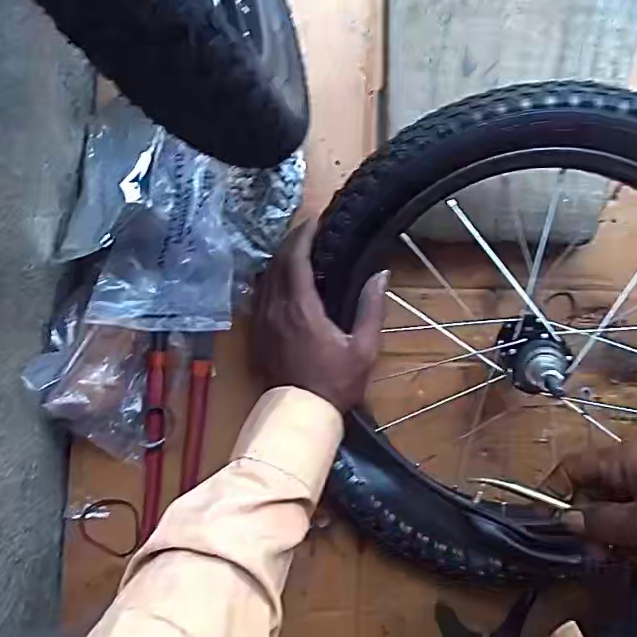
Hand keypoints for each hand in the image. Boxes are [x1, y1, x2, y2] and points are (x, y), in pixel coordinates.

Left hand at [252, 217, 388, 411]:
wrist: (299, 413)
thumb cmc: (335, 383)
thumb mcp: (363, 349)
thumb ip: (371, 309)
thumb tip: (381, 275)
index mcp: (301, 307)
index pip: (295, 259)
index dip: (303, 236)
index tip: (314, 223)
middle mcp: (275, 308)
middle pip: (276, 263)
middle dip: (290, 243)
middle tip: (308, 233)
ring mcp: (261, 321)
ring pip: (265, 278)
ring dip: (279, 260)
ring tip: (297, 252)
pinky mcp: (255, 333)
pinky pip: (259, 295)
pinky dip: (270, 280)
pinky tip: (281, 282)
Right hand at [548, 441, 636, 590]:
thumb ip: (601, 521)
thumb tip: (564, 519)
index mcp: (628, 459)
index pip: (571, 468)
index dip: (553, 494)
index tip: (546, 529)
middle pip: (593, 487)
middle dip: (588, 520)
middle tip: (593, 555)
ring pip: (618, 505)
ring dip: (615, 532)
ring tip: (627, 560)